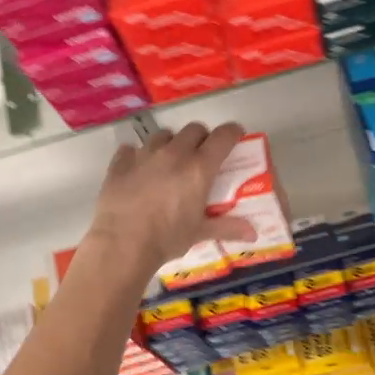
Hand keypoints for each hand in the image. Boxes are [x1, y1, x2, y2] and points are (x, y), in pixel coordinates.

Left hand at [85, 122, 255, 270]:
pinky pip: (132, 149)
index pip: (222, 137)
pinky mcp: (120, 163)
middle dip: (202, 138)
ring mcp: (144, 155)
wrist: (123, 244)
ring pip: (163, 135)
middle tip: (202, 156)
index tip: (236, 136)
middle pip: (193, 130)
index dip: (232, 132)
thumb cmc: (167, 238)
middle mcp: (174, 153)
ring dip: (171, 144)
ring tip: (170, 162)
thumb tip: (254, 234)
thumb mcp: (200, 233)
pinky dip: (138, 155)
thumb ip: (227, 227)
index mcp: (198, 168)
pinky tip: (139, 170)